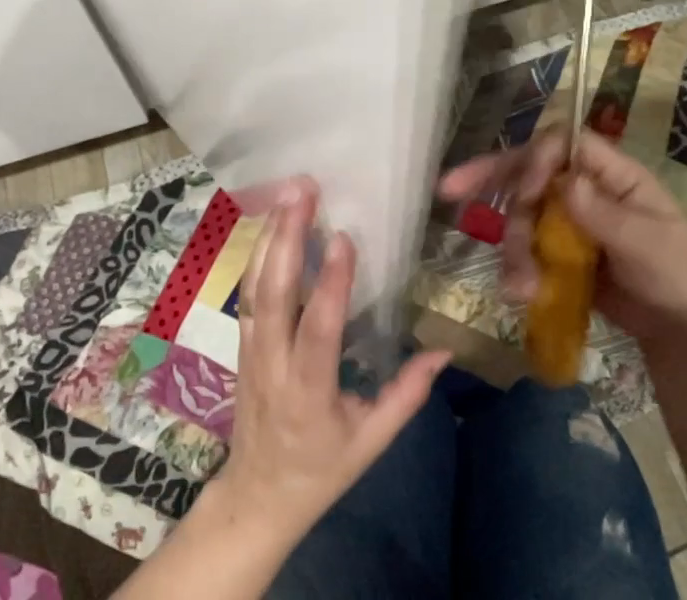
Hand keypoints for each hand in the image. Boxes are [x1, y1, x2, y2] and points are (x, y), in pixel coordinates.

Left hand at [213, 177, 449, 541]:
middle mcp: (272, 366)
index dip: (328, 284)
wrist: (258, 496)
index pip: (317, 331)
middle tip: (303, 190)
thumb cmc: (322, 469)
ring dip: (269, 237)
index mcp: (308, 393)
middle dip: (286, 238)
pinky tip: (271, 223)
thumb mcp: (372, 441)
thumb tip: (444, 350)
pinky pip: (247, 294)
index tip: (341, 238)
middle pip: (272, 296)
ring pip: (254, 288)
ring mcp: (250, 353)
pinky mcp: (242, 345)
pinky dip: (257, 254)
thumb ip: (406, 394)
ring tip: (288, 193)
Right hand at [439, 131, 686, 342]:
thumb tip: (566, 180)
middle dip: (493, 183)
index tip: (525, 190)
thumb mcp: (648, 243)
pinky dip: (515, 268)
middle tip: (451, 192)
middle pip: (529, 171)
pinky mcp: (557, 254)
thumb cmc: (676, 275)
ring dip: (511, 247)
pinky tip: (518, 293)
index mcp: (613, 174)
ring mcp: (568, 222)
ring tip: (518, 288)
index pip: (566, 144)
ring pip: (521, 216)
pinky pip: (524, 249)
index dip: (537, 157)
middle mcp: (583, 189)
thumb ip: (605, 213)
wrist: (677, 329)